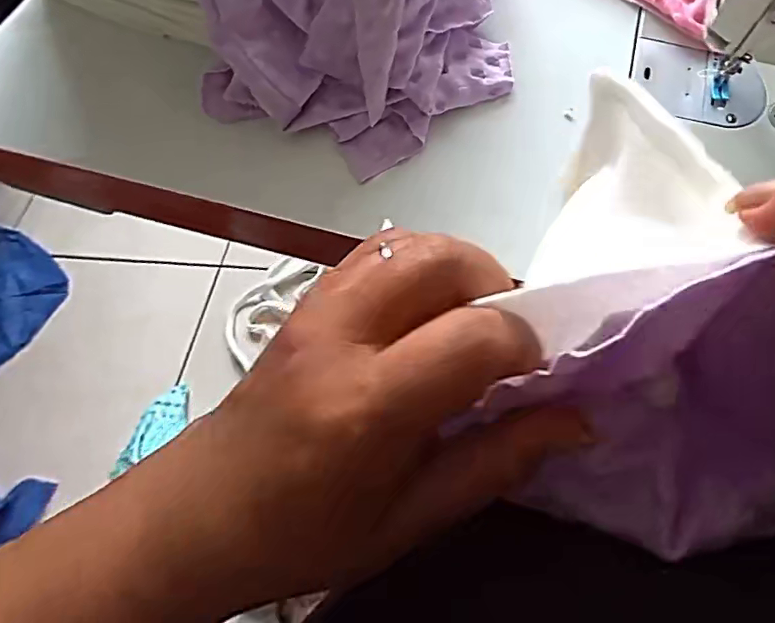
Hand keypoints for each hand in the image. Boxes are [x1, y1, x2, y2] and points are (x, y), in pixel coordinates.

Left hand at [0, 231, 584, 622]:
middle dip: (497, 287)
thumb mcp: (410, 520)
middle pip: (444, 261)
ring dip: (464, 267)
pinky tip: (429, 303)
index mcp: (365, 407)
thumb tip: (578, 420)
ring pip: (415, 241)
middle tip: (504, 336)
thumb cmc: (305, 532)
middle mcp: (341, 336)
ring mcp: (320, 303)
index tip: (532, 373)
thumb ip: (500, 462)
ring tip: (471, 315)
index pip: (473, 336)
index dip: (523, 345)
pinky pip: (383, 247)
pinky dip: (424, 260)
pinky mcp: (312, 291)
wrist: (196, 514)